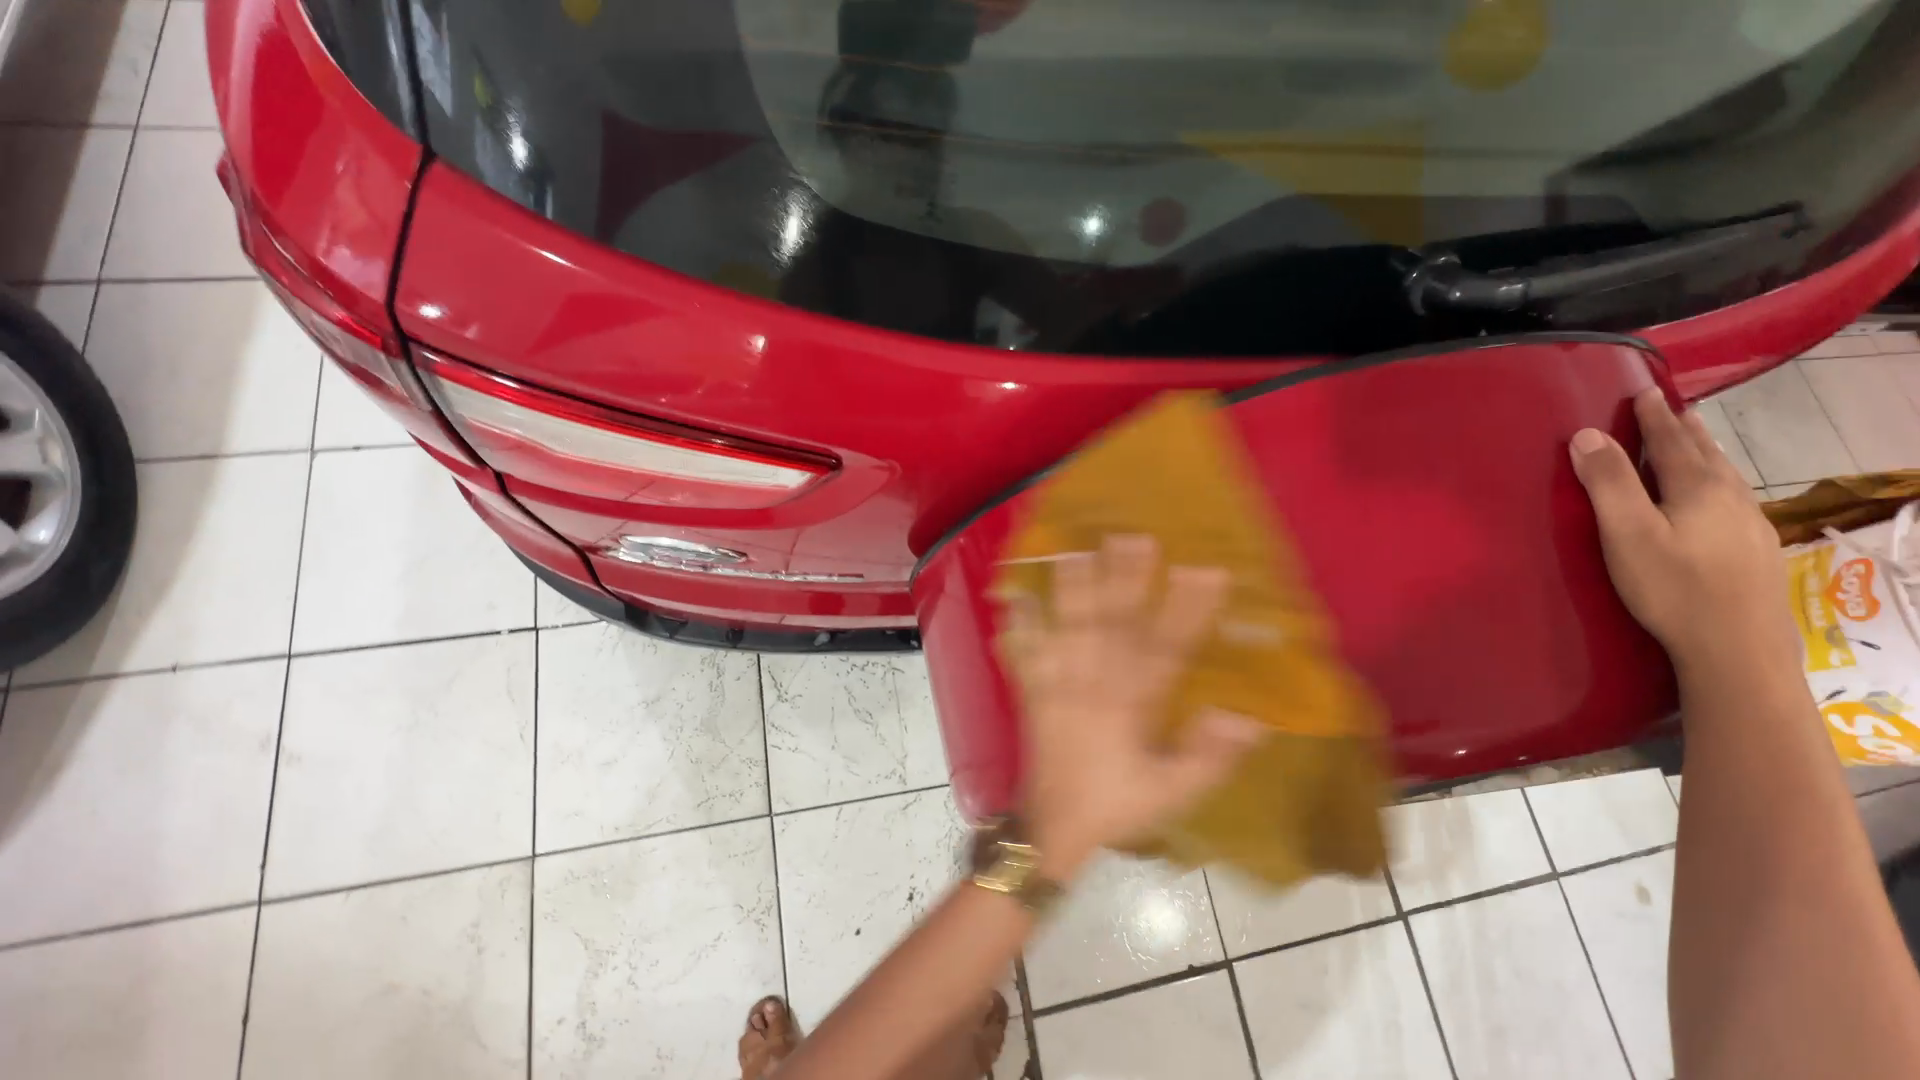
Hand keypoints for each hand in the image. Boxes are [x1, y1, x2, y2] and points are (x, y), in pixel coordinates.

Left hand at [998, 535, 1264, 879]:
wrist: (1053, 830)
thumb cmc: (1117, 806)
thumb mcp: (1172, 792)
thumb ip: (1208, 756)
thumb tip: (1248, 717)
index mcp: (1132, 706)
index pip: (1166, 649)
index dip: (1187, 609)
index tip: (1204, 569)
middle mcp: (1095, 687)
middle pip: (1113, 625)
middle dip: (1124, 579)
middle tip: (1132, 535)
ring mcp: (1060, 687)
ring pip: (1069, 629)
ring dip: (1073, 589)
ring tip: (1075, 549)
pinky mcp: (1034, 695)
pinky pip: (1026, 654)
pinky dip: (1021, 625)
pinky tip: (1017, 595)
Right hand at [1569, 390, 1796, 676]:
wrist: (1737, 647)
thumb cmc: (1672, 588)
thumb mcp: (1627, 533)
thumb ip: (1608, 483)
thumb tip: (1588, 434)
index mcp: (1698, 488)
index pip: (1672, 442)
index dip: (1655, 417)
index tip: (1646, 392)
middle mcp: (1731, 498)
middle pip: (1706, 454)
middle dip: (1686, 429)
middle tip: (1675, 409)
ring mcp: (1750, 526)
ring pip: (1726, 477)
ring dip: (1707, 455)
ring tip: (1697, 443)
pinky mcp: (1757, 553)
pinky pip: (1734, 501)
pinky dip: (1720, 484)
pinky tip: (1719, 499)